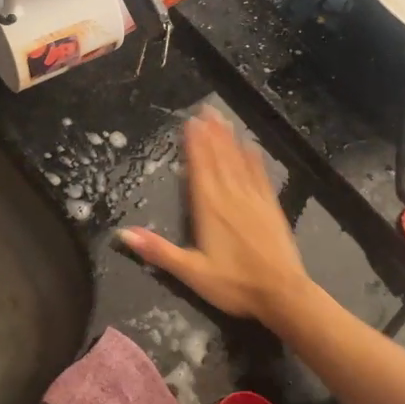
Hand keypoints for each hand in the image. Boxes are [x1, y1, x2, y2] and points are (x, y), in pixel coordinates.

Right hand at [118, 108, 312, 326]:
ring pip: (239, 162)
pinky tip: (252, 146)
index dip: (194, 144)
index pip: (199, 168)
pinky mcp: (271, 207)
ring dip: (230, 139)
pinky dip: (254, 159)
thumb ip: (158, 251)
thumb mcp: (191, 272)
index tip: (190, 122)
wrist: (281, 294)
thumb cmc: (233, 284)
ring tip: (223, 119)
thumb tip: (123, 234)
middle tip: (206, 109)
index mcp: (209, 208)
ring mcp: (254, 200)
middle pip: (219, 158)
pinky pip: (260, 176)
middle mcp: (231, 197)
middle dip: (211, 134)